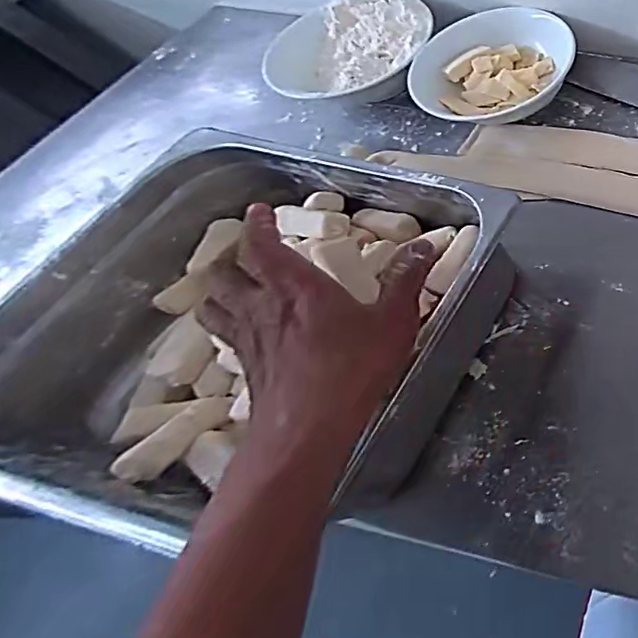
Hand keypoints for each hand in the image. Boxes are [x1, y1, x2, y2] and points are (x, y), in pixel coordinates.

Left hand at [197, 204, 435, 465]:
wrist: (309, 425)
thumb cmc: (355, 366)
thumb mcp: (395, 319)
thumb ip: (406, 279)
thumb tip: (423, 246)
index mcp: (296, 288)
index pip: (261, 247)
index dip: (256, 226)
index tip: (259, 211)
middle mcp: (262, 307)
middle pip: (223, 273)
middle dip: (231, 256)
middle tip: (249, 248)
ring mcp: (248, 337)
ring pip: (213, 302)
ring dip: (219, 287)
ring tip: (235, 283)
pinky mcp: (246, 364)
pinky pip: (223, 331)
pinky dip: (225, 318)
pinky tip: (245, 326)